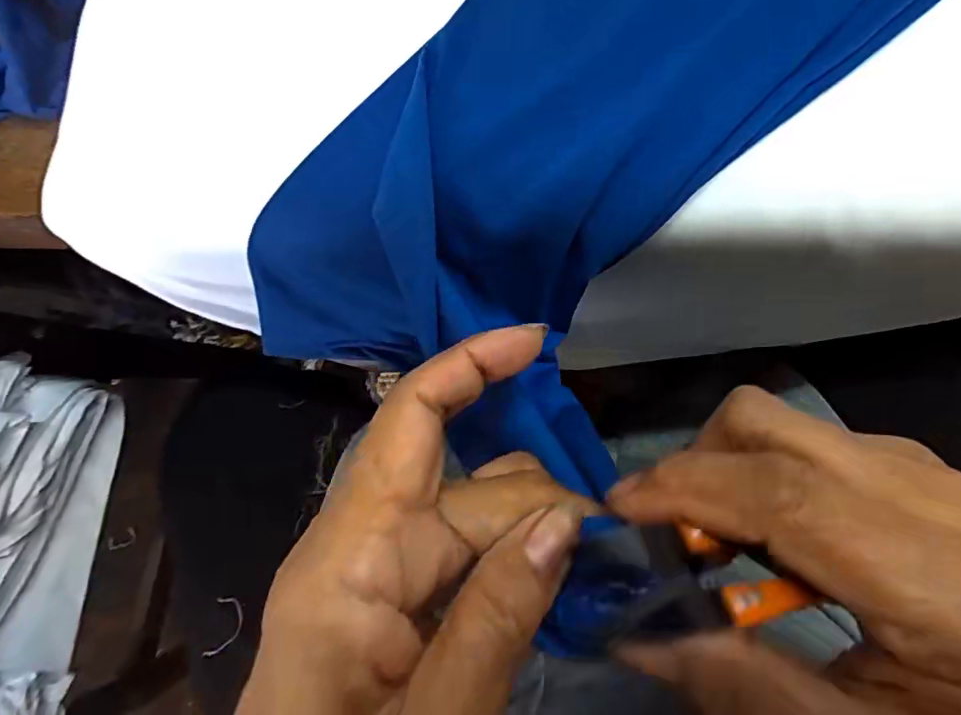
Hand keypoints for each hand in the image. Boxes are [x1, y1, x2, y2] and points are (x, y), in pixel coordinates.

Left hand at [237, 325, 594, 714]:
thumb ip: (495, 620)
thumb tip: (565, 519)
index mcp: (350, 559)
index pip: (409, 420)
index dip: (470, 364)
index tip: (538, 340)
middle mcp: (365, 545)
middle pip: (474, 479)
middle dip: (544, 498)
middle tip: (610, 546)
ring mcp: (384, 574)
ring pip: (484, 514)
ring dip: (540, 528)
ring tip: (594, 564)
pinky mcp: (402, 601)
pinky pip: (475, 552)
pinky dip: (522, 555)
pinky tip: (557, 576)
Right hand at [607, 386, 960, 714]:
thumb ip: (741, 686)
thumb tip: (635, 636)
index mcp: (938, 588)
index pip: (788, 499)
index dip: (693, 488)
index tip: (621, 504)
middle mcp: (937, 502)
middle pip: (779, 425)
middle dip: (700, 461)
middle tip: (670, 532)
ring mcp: (931, 471)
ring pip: (793, 421)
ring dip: (734, 465)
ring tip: (723, 540)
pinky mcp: (922, 463)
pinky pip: (818, 439)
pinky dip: (773, 470)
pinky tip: (782, 534)